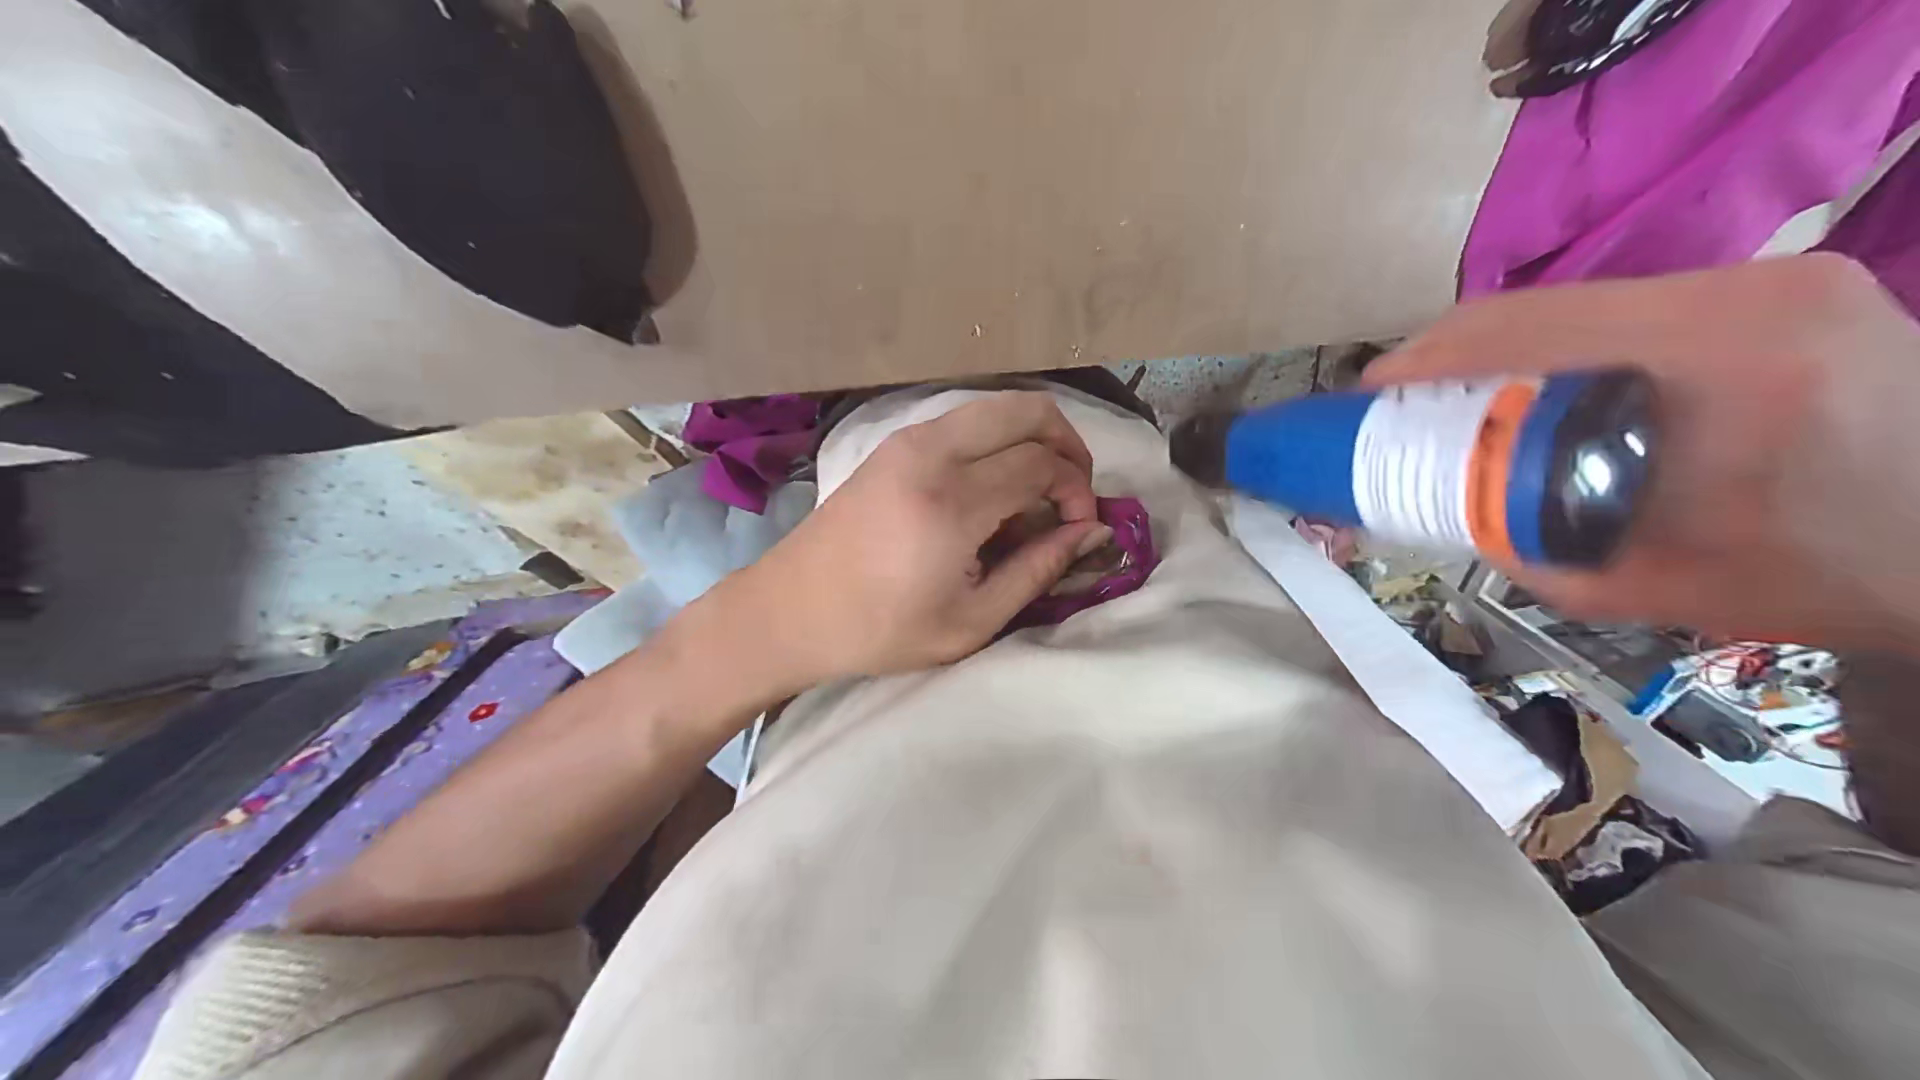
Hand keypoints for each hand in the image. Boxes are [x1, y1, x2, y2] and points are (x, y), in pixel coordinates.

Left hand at [716, 392, 1112, 686]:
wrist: (790, 610)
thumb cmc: (880, 630)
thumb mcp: (971, 620)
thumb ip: (1037, 570)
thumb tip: (1089, 531)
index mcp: (951, 502)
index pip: (1042, 464)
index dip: (1075, 490)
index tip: (1078, 527)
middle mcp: (931, 453)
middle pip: (1026, 410)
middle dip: (1066, 443)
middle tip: (1073, 491)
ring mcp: (907, 440)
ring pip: (995, 407)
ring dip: (1031, 437)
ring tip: (1039, 489)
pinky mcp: (891, 443)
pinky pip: (964, 421)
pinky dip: (996, 439)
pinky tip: (994, 484)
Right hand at [1365, 254, 1919, 653]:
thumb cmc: (1815, 578)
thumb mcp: (1632, 582)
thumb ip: (1516, 539)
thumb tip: (1432, 503)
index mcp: (1720, 360)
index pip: (1522, 335)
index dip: (1425, 360)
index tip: (1368, 395)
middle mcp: (1747, 292)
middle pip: (1535, 308)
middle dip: (1442, 353)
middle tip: (1392, 401)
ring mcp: (1768, 279)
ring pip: (1571, 303)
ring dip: (1491, 350)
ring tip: (1444, 398)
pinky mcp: (1773, 288)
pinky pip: (1618, 308)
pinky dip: (1549, 346)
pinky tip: (1524, 387)